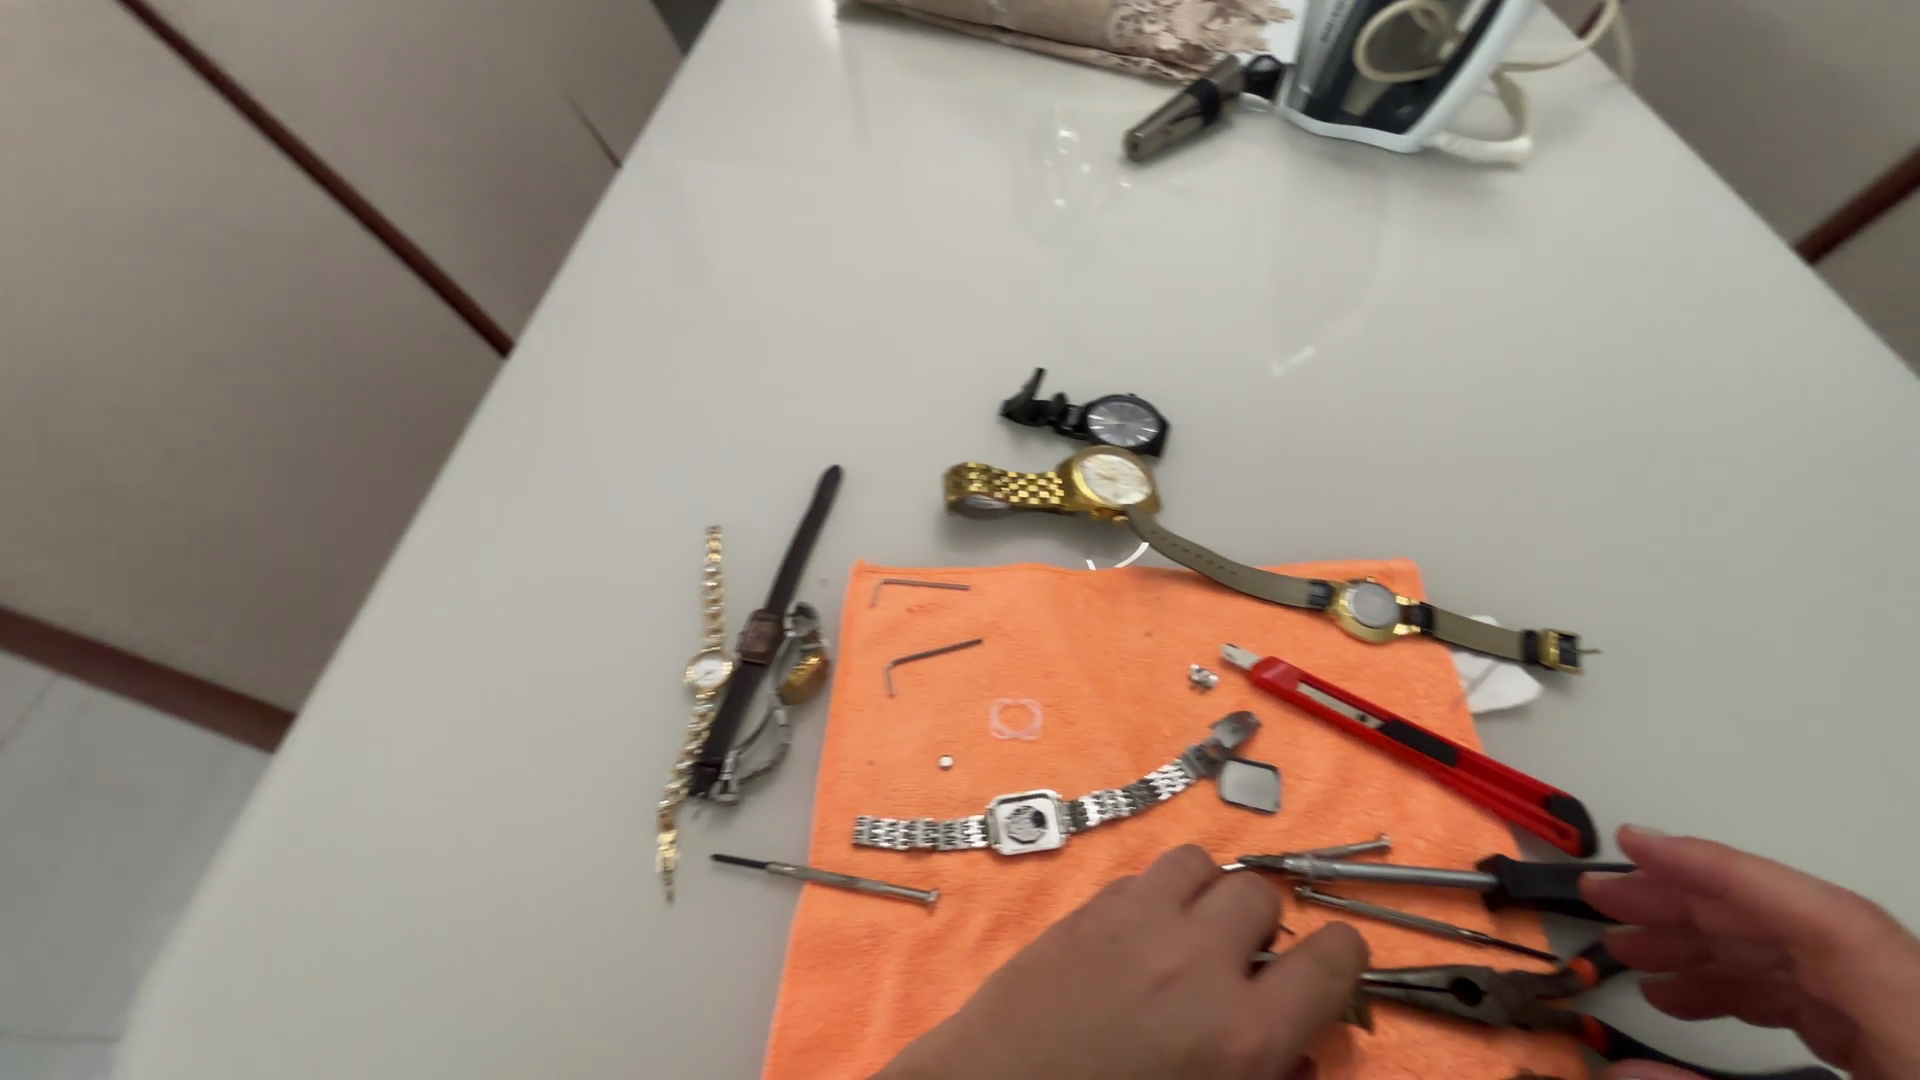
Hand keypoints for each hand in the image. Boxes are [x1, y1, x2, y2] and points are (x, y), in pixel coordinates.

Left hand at [873, 845, 1368, 1079]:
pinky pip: (1144, 874)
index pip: (1328, 962)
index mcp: (1242, 1032)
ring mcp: (1137, 920)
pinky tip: (1138, 933)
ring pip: (1198, 863)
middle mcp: (1196, 959)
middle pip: (1258, 894)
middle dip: (1261, 925)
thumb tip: (1293, 1043)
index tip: (1335, 958)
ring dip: (1206, 892)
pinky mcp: (1090, 905)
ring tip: (1190, 930)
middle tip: (1240, 960)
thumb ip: (1266, 1069)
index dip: (1342, 955)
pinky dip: (1156, 895)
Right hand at [1583, 825, 1919, 1079]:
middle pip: (1797, 927)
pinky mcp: (1908, 1057)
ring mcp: (1917, 1032)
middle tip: (1602, 899)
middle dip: (1690, 904)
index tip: (1635, 845)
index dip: (1722, 871)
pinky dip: (1741, 987)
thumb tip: (1619, 1073)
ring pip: (1799, 958)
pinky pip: (1814, 998)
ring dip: (1704, 945)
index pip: (1821, 918)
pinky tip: (1687, 999)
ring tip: (1630, 955)